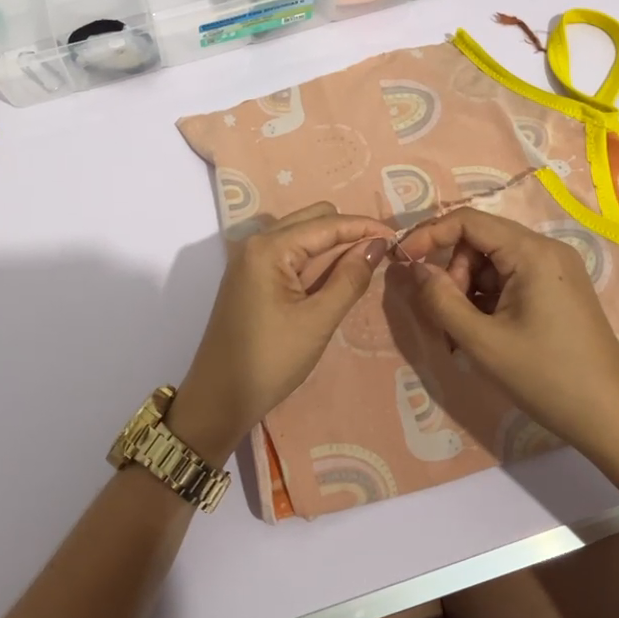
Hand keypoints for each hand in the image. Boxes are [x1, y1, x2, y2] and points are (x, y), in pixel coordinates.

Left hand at [171, 203, 394, 462]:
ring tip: (365, 265)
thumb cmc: (270, 360)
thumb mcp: (317, 321)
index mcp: (269, 248)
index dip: (365, 227)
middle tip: (381, 254)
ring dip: (333, 245)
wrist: (218, 398)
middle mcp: (256, 243)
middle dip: (348, 231)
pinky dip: (315, 260)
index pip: (327, 224)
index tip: (399, 238)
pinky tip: (336, 277)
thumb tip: (377, 245)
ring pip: (301, 235)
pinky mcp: (251, 277)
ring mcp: (251, 259)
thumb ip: (349, 279)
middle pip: (313, 219)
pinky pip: (290, 254)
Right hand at [396, 208, 618, 464]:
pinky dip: (488, 300)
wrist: (611, 419)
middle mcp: (547, 251)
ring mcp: (556, 271)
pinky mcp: (559, 291)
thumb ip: (440, 299)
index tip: (401, 263)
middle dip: (452, 271)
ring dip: (467, 290)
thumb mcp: (482, 342)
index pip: (468, 221)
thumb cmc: (546, 378)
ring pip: (492, 262)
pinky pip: (511, 279)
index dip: (428, 236)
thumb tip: (414, 268)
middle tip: (445, 314)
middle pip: (479, 240)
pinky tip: (484, 334)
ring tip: (463, 333)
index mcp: (532, 253)